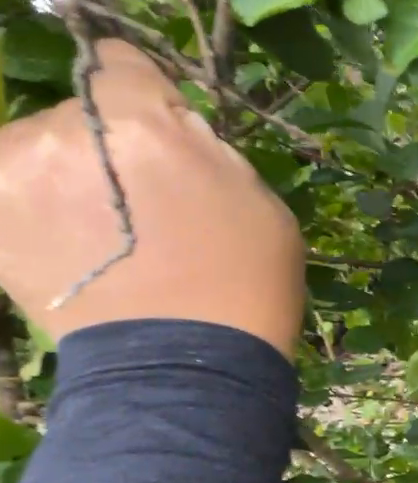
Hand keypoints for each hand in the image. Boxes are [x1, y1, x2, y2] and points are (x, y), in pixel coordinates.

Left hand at [0, 42, 304, 354]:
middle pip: (84, 113)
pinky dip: (41, 207)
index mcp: (147, 124)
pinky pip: (16, 184)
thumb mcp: (266, 211)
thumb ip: (213, 155)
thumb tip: (175, 129)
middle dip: (114, 146)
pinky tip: (79, 248)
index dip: (145, 91)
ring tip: (112, 236)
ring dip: (73, 177)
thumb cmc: (248, 285)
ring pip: (44, 147)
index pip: (123, 65)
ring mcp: (17, 166)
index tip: (161, 123)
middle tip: (150, 205)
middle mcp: (68, 129)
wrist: (188, 357)